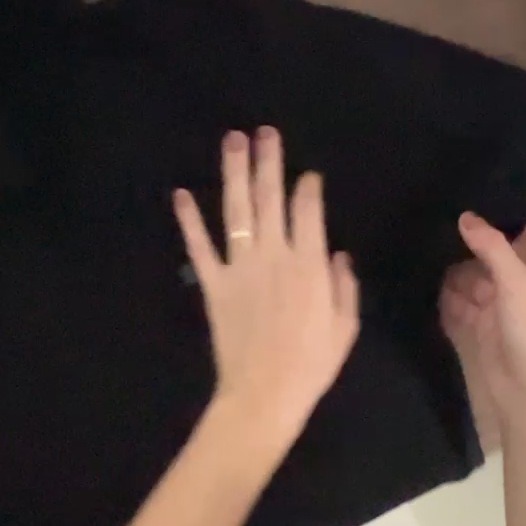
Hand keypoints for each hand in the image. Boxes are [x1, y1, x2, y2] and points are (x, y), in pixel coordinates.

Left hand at [174, 128, 359, 449]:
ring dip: (233, 173)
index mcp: (309, 265)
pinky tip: (179, 194)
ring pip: (236, 210)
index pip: (309, 210)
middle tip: (265, 132)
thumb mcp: (345, 328)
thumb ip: (344, 286)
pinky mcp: (213, 284)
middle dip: (268, 161)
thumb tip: (338, 254)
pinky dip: (188, 220)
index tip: (308, 175)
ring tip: (232, 141)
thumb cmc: (311, 366)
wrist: (264, 394)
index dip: (308, 187)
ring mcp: (240, 267)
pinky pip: (199, 247)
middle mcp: (273, 255)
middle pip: (270, 198)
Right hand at [441, 213, 525, 431]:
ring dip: (451, 272)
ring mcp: (498, 308)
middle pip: (493, 255)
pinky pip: (458, 307)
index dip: (505, 215)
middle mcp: (520, 284)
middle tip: (433, 222)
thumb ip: (491, 247)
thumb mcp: (516, 282)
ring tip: (419, 250)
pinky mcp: (479, 330)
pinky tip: (420, 284)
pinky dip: (443, 299)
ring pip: (471, 281)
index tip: (473, 199)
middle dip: (468, 243)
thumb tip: (465, 217)